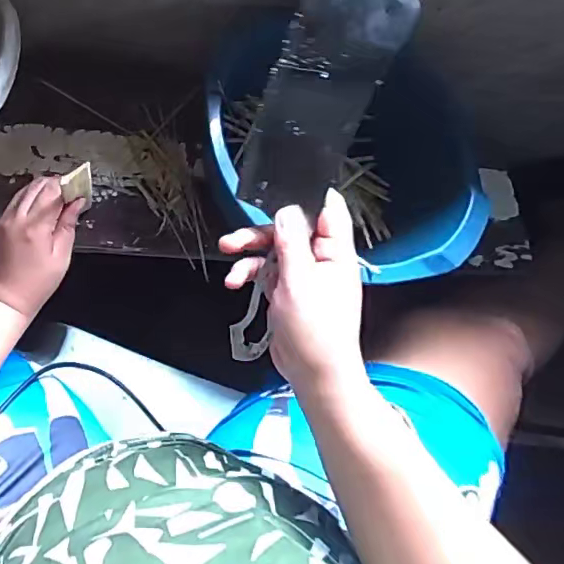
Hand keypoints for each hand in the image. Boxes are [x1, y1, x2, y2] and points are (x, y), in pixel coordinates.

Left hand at [0, 176, 85, 316]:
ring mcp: (5, 219)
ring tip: (58, 198)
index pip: (55, 192)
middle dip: (58, 184)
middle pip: (39, 185)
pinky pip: (16, 200)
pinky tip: (40, 207)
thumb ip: (68, 225)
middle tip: (71, 192)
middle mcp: (18, 218)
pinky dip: (30, 197)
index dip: (70, 187)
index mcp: (36, 227)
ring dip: (43, 188)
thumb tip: (77, 203)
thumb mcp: (61, 257)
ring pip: (26, 189)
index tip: (80, 190)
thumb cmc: (34, 285)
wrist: (3, 299)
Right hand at [219, 188, 364, 389]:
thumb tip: (286, 210)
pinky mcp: (288, 290)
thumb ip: (291, 242)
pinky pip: (266, 271)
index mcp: (335, 253)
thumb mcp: (299, 280)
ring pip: (274, 249)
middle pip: (291, 230)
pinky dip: (249, 273)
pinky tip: (235, 282)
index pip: (328, 212)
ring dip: (249, 251)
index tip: (280, 190)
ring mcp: (303, 276)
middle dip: (262, 230)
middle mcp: (321, 261)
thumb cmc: (316, 332)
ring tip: (228, 251)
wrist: (314, 374)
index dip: (307, 197)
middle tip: (238, 236)